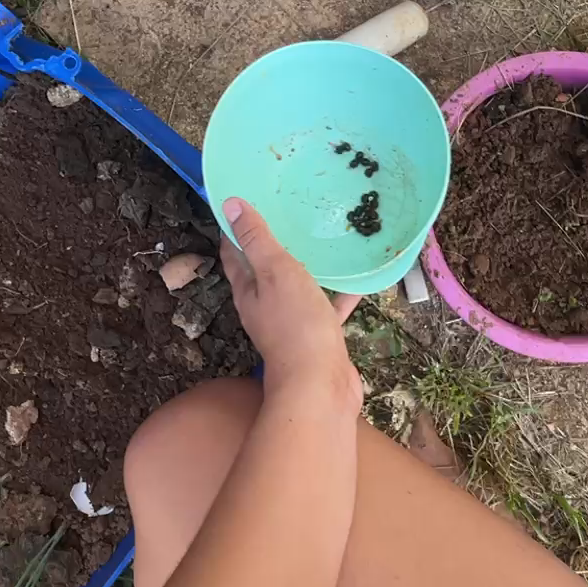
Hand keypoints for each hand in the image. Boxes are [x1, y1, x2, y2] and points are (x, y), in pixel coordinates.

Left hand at [218, 197, 361, 410]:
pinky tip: (357, 280)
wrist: (320, 384)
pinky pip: (327, 308)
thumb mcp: (275, 271)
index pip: (233, 252)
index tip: (242, 202)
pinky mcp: (316, 337)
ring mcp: (290, 323)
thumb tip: (230, 204)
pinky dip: (338, 295)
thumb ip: (256, 238)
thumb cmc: (295, 324)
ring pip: (296, 288)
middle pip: (263, 270)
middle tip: (286, 214)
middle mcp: (264, 306)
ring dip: (304, 267)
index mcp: (248, 290)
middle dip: (271, 244)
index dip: (234, 227)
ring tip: (320, 241)